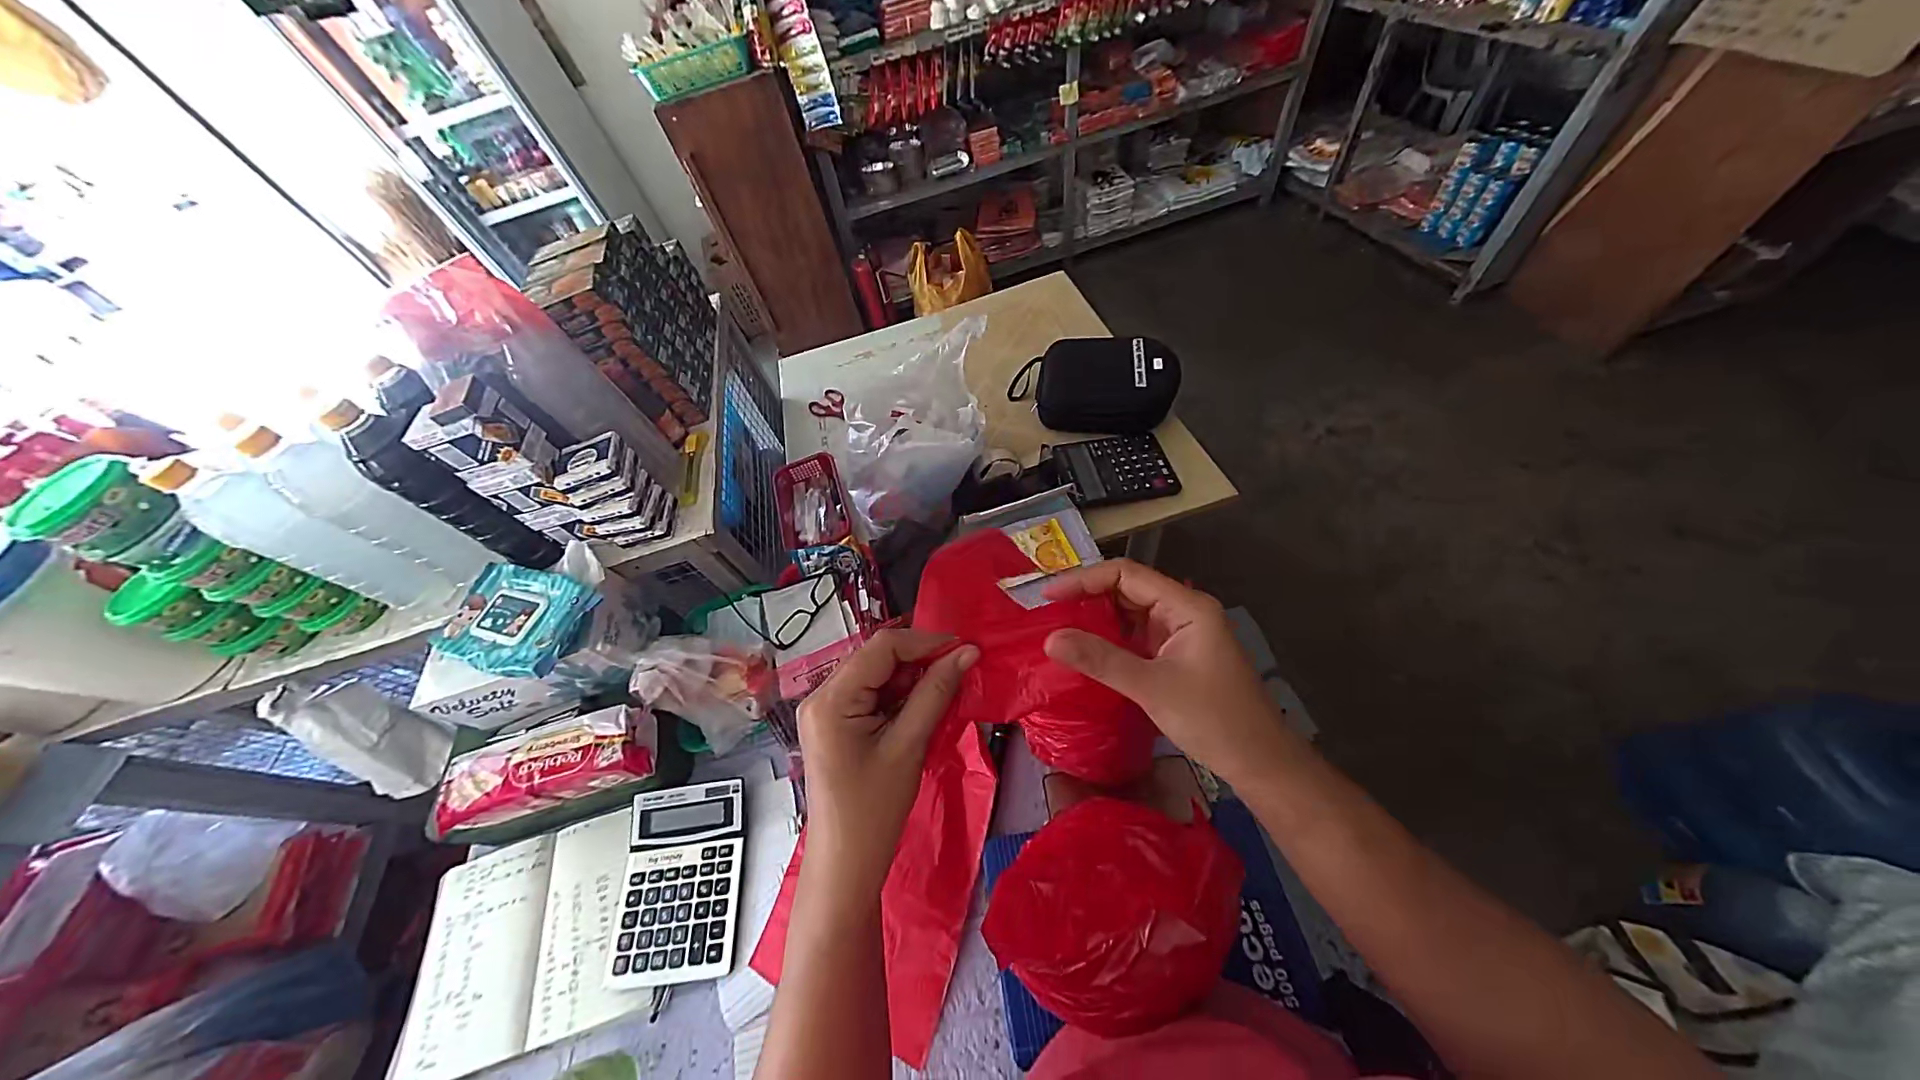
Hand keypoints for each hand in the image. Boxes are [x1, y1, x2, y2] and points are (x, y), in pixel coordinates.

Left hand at [797, 628, 977, 893]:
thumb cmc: (874, 811)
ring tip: (946, 689)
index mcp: (830, 699)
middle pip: (876, 658)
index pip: (881, 647)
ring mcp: (825, 710)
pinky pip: (871, 695)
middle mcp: (820, 696)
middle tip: (960, 668)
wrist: (846, 863)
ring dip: (912, 678)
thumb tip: (967, 653)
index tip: (964, 648)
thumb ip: (936, 693)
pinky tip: (924, 706)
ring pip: (877, 675)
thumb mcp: (908, 746)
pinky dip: (900, 697)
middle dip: (920, 659)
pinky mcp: (835, 724)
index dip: (925, 641)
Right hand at [1042, 559, 1300, 787]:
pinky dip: (1111, 642)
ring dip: (1097, 620)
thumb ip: (1100, 659)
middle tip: (1047, 613)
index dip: (1084, 580)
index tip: (1048, 596)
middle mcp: (1184, 611)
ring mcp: (1181, 635)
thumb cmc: (1213, 719)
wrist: (1260, 762)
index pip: (1126, 574)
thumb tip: (1050, 638)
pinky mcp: (1177, 657)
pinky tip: (1086, 652)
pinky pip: (1137, 638)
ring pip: (1130, 615)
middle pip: (1127, 590)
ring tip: (1058, 629)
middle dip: (1087, 598)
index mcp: (1186, 606)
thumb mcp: (1151, 687)